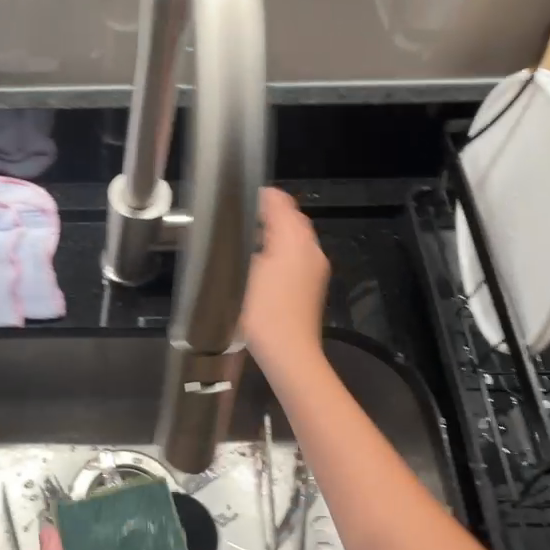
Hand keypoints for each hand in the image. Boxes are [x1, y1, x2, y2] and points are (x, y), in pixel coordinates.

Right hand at [243, 187, 330, 371]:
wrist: (289, 352)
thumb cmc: (263, 310)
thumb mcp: (244, 270)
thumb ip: (243, 241)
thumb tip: (241, 223)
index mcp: (295, 239)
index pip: (280, 201)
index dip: (258, 197)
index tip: (233, 200)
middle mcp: (311, 248)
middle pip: (291, 218)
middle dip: (267, 215)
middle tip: (236, 221)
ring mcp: (316, 267)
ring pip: (295, 238)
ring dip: (273, 235)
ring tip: (244, 242)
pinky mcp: (313, 285)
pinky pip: (297, 256)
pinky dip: (280, 252)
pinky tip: (259, 267)